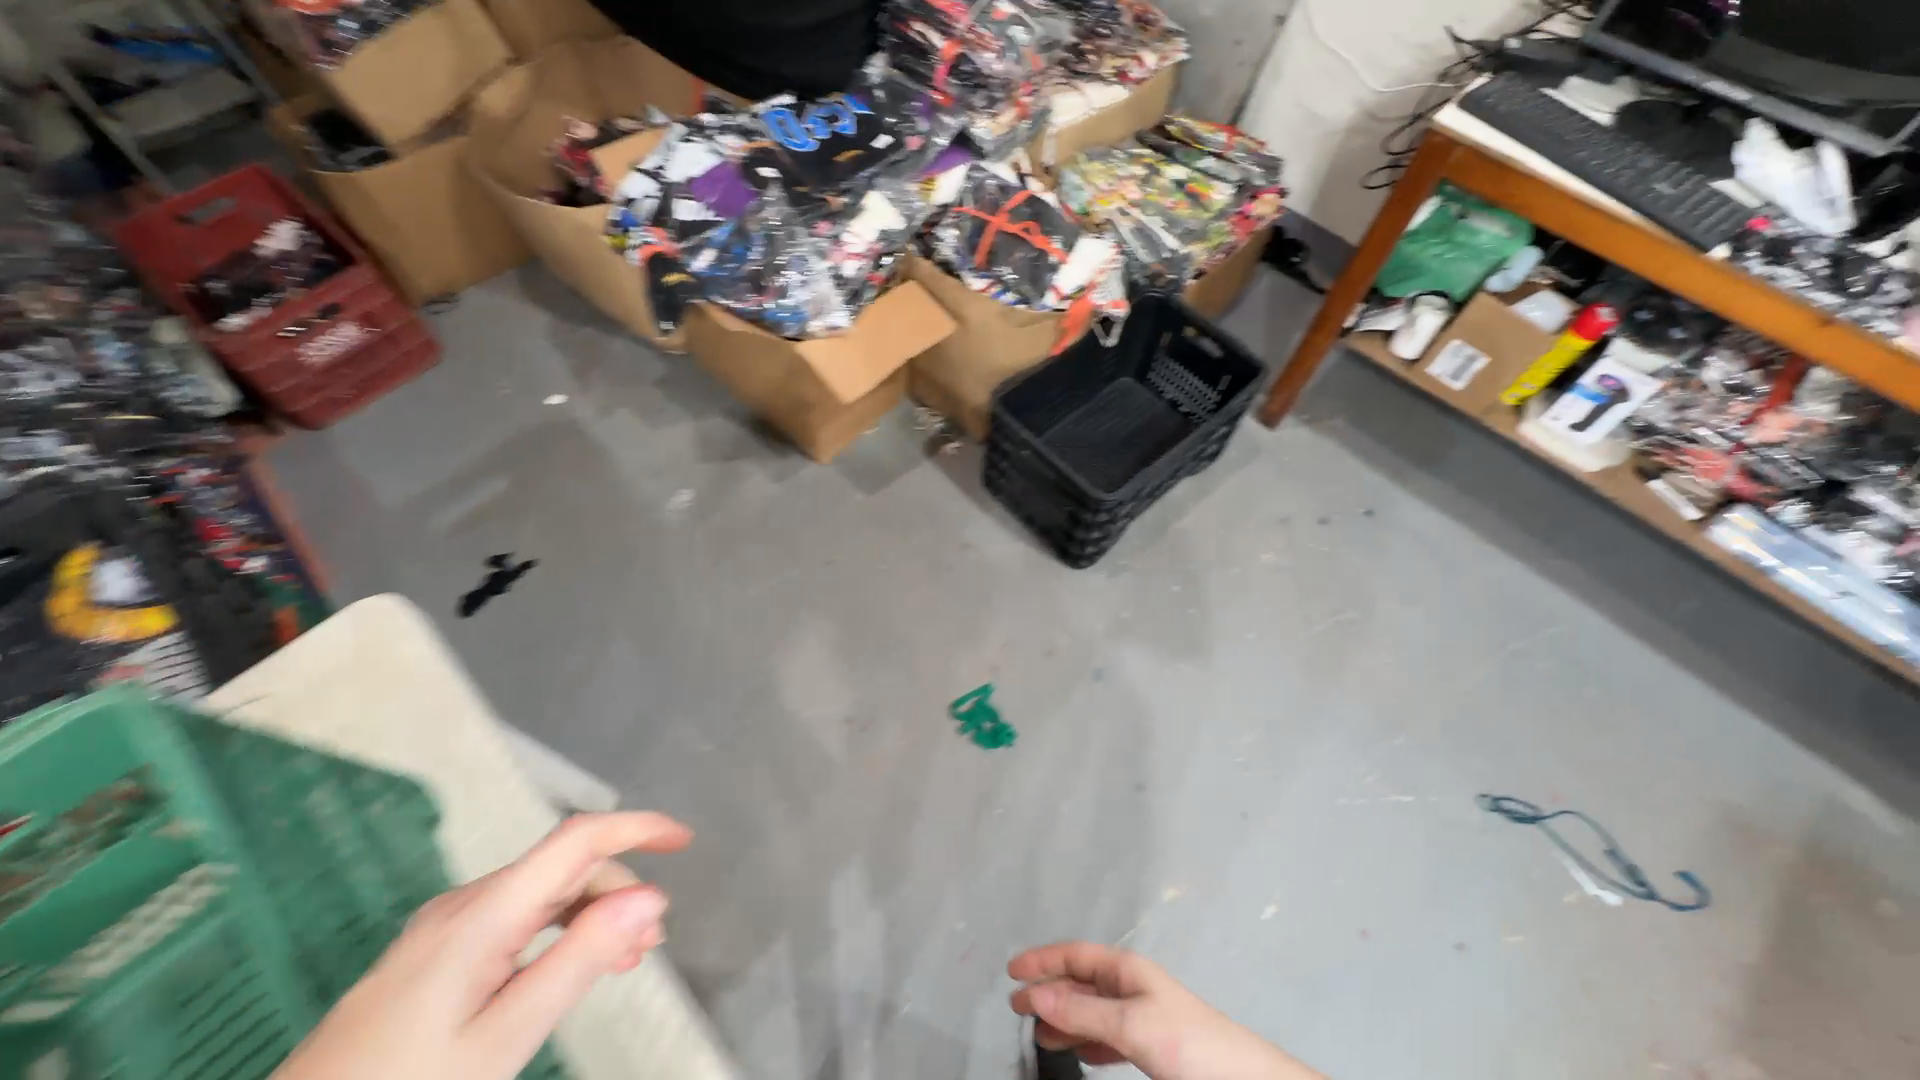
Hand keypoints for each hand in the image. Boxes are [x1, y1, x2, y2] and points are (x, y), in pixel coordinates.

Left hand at [272, 812, 692, 1079]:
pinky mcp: (435, 950)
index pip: (575, 840)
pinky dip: (557, 931)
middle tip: (649, 949)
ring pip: (540, 894)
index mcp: (483, 915)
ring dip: (591, 915)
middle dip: (619, 893)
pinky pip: (514, 918)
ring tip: (622, 962)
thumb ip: (580, 960)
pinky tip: (567, 965)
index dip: (635, 827)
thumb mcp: (506, 1035)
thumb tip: (649, 898)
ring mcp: (444, 926)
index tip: (683, 840)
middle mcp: (463, 905)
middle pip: (562, 869)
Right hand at [1009, 943, 1323, 1079]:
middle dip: (1049, 992)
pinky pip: (1108, 1038)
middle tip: (1015, 1008)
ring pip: (1092, 1013)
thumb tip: (1035, 995)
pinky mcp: (1151, 1047)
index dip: (1042, 960)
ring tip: (1038, 1035)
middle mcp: (1132, 987)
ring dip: (1065, 1021)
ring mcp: (1143, 1017)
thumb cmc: (1187, 1042)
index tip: (1010, 971)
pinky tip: (1078, 1055)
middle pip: (1081, 983)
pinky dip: (1088, 1044)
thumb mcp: (1130, 1024)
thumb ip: (1082, 1013)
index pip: (1076, 956)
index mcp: (1128, 970)